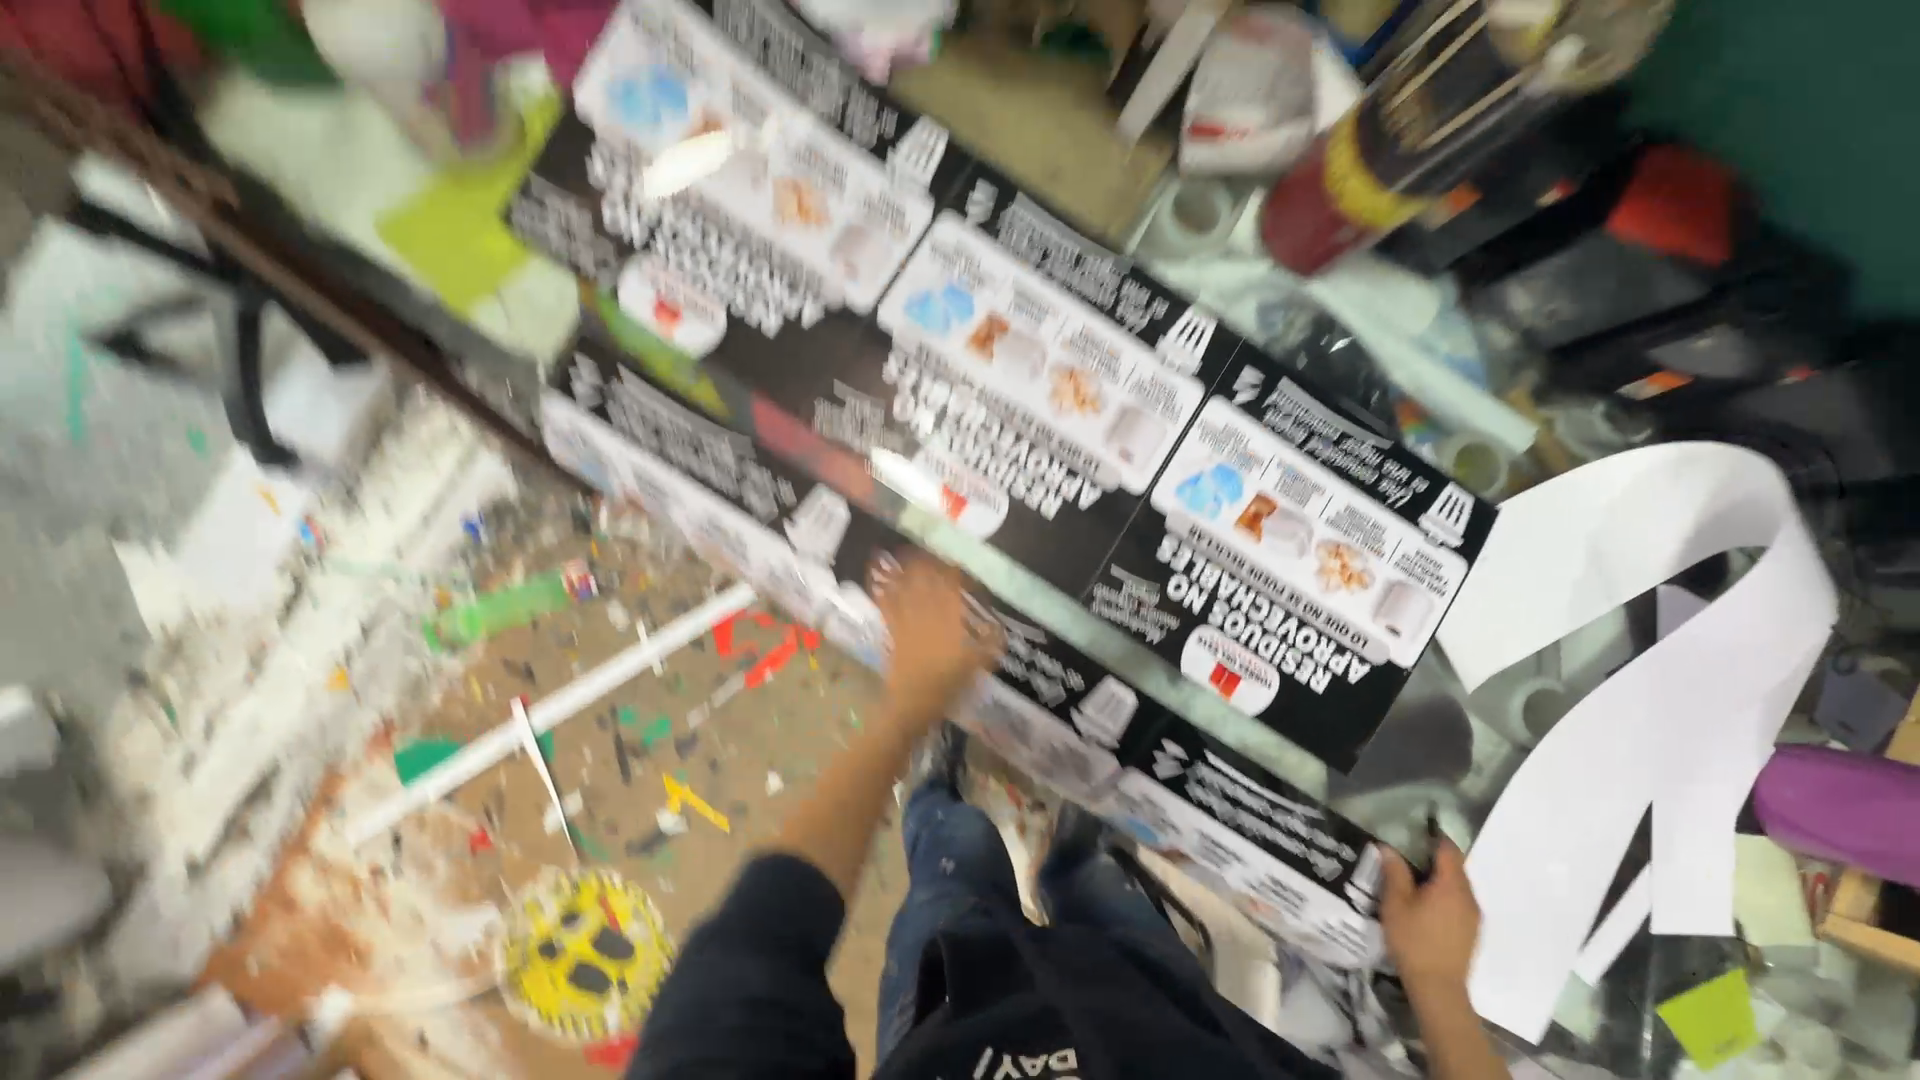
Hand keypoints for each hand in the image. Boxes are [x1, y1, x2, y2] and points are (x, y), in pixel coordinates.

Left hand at [869, 551, 1003, 724]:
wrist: (913, 703)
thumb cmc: (947, 687)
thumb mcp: (976, 666)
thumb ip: (989, 644)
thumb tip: (999, 626)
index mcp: (951, 621)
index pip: (953, 588)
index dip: (954, 573)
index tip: (957, 564)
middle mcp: (928, 615)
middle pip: (927, 581)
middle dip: (927, 564)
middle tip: (928, 550)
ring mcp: (907, 621)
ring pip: (906, 588)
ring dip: (903, 569)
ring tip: (902, 551)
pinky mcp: (892, 630)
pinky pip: (886, 605)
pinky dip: (880, 588)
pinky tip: (874, 573)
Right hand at [1379, 837, 1479, 997]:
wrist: (1439, 988)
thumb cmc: (1414, 941)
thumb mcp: (1396, 903)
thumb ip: (1394, 872)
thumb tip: (1389, 847)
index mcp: (1451, 886)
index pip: (1448, 850)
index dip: (1434, 836)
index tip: (1415, 829)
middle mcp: (1469, 897)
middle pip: (1455, 867)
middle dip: (1434, 857)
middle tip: (1407, 853)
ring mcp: (1474, 916)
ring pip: (1458, 885)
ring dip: (1439, 877)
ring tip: (1413, 879)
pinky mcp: (1471, 931)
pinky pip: (1459, 901)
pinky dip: (1444, 894)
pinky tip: (1425, 904)